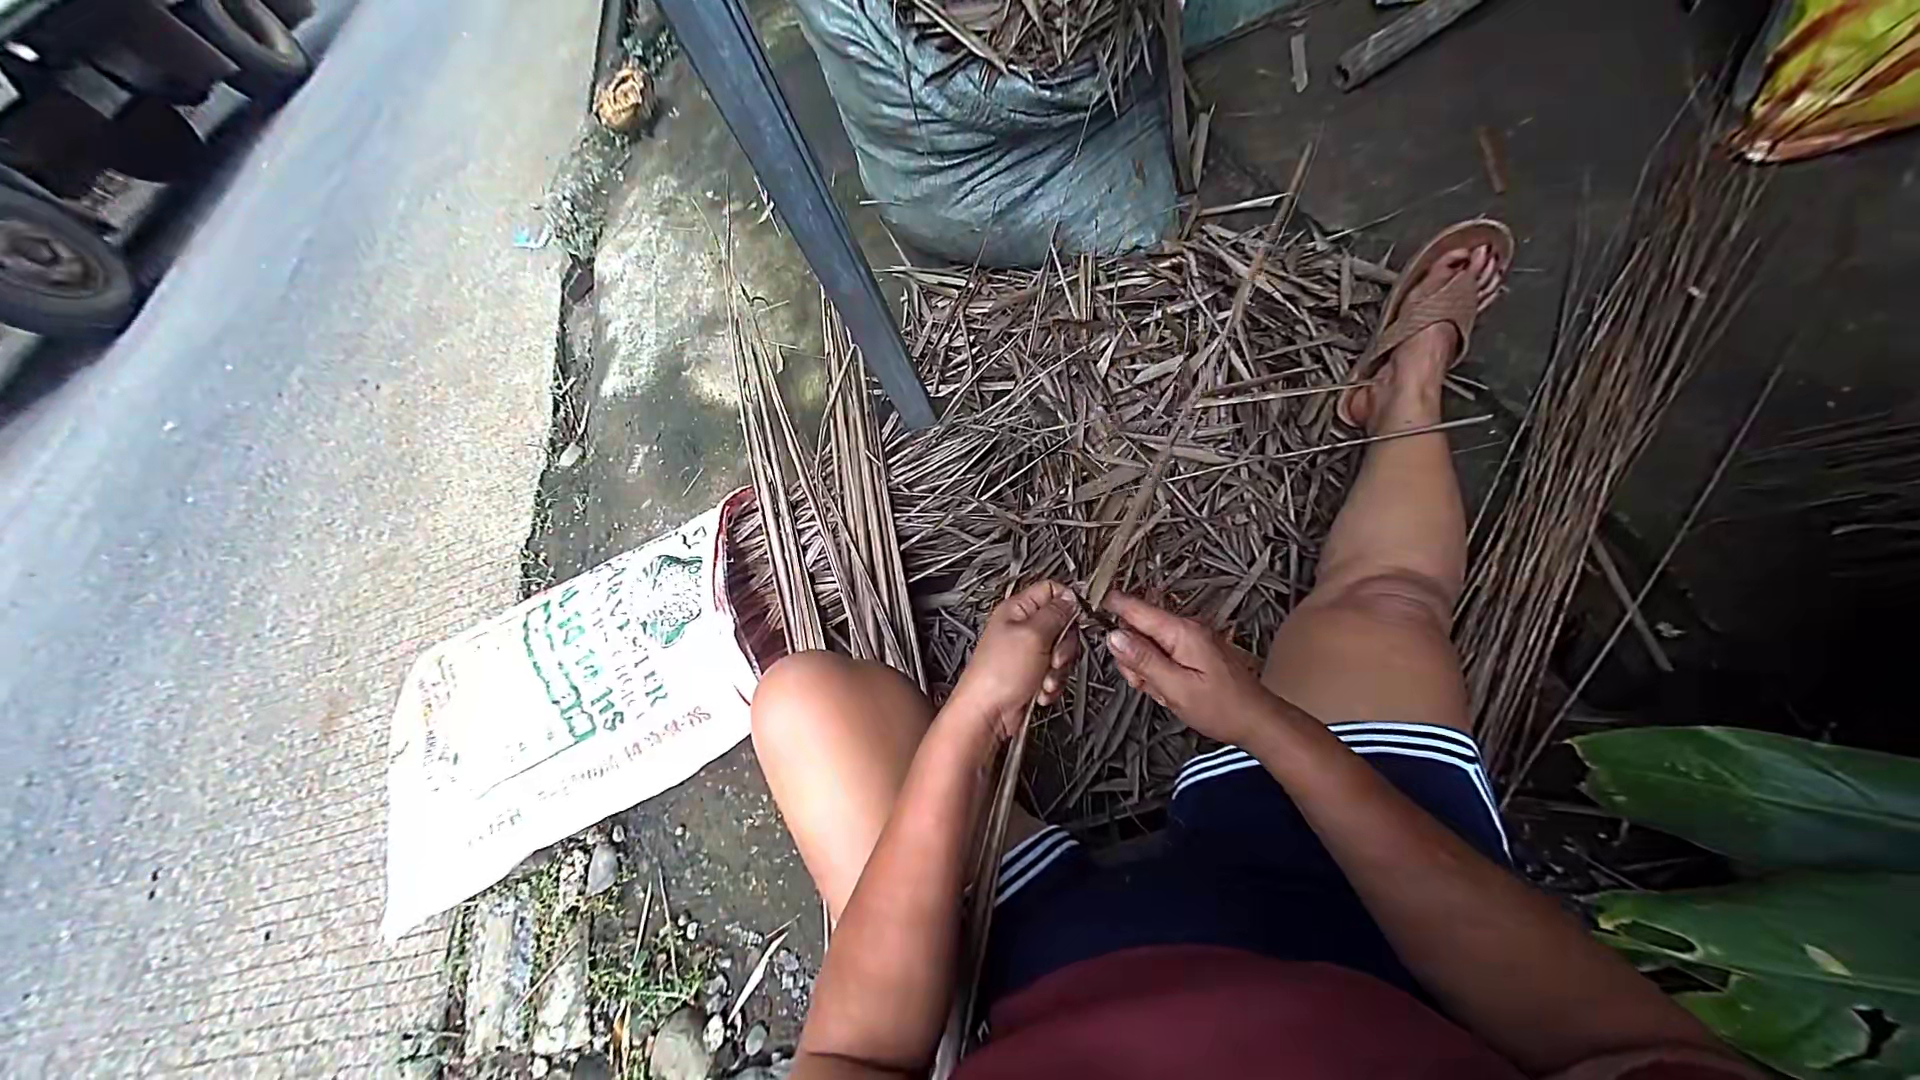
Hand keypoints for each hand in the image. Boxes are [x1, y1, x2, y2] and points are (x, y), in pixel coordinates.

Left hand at [947, 580, 1082, 740]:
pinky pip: (1057, 673)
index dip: (1068, 604)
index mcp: (1017, 610)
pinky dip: (1053, 684)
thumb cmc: (996, 675)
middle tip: (1053, 656)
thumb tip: (1071, 598)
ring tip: (1043, 677)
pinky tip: (1039, 690)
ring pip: (1063, 652)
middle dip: (1065, 646)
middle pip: (1063, 624)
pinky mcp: (1032, 673)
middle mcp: (1022, 628)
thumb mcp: (1033, 635)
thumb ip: (1055, 614)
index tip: (1074, 621)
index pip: (1052, 591)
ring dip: (1059, 670)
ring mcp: (1027, 652)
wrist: (987, 715)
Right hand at [1101, 590, 1298, 747]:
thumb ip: (1142, 660)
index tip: (1089, 607)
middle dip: (1131, 656)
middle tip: (1143, 680)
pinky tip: (1170, 688)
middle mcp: (1186, 629)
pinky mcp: (1192, 650)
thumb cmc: (1225, 708)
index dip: (1110, 607)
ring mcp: (1190, 639)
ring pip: (1147, 644)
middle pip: (1137, 630)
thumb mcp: (1176, 688)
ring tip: (1163, 689)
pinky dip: (1158, 672)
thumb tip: (1114, 637)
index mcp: (1182, 632)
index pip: (1135, 608)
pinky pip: (1161, 654)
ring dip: (1145, 668)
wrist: (1257, 721)